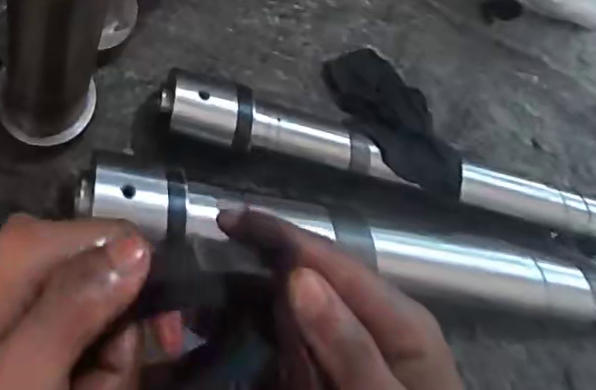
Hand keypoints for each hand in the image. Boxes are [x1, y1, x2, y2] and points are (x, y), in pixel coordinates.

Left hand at [0, 215, 180, 389]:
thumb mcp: (26, 368)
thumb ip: (77, 303)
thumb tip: (137, 244)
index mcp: (28, 242)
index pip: (121, 239)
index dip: (146, 294)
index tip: (157, 346)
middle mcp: (35, 256)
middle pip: (120, 285)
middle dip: (118, 347)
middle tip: (88, 388)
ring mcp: (39, 296)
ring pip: (113, 326)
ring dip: (106, 375)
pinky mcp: (43, 332)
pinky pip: (95, 348)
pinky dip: (94, 382)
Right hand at [220, 209, 462, 389]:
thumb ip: (351, 348)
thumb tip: (298, 276)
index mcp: (396, 318)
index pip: (328, 256)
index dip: (274, 233)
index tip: (224, 220)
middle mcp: (373, 323)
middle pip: (306, 278)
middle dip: (253, 267)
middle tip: (199, 262)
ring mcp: (353, 353)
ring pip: (293, 312)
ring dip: (248, 305)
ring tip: (201, 303)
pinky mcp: (335, 378)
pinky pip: (292, 349)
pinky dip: (258, 342)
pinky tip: (223, 342)